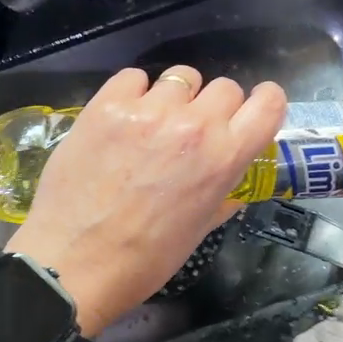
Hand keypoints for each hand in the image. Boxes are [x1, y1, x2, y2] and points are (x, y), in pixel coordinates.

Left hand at [5, 66, 286, 336]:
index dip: (265, 101)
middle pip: (225, 87)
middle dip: (214, 106)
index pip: (269, 103)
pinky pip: (134, 77)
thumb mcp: (202, 226)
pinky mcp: (108, 105)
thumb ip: (226, 189)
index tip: (252, 109)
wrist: (73, 264)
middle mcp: (195, 125)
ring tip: (153, 123)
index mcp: (225, 157)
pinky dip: (133, 93)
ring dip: (175, 97)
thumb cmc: (146, 258)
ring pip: (181, 77)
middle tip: (191, 131)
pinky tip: (122, 119)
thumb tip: (233, 171)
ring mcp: (150, 111)